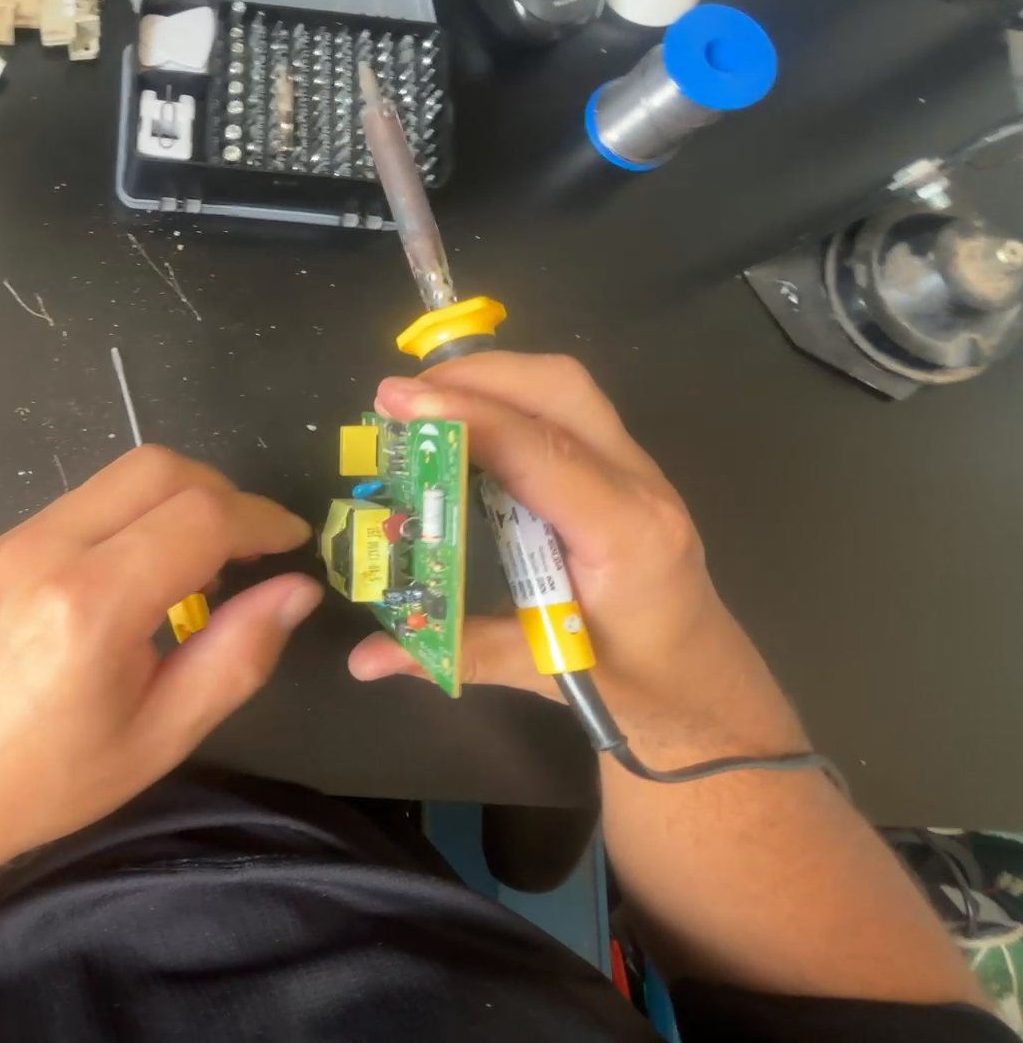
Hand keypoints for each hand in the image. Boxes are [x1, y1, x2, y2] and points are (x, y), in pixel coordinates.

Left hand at [0, 446, 320, 881]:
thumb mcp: (161, 734)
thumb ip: (237, 655)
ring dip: (175, 499)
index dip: (261, 519)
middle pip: (156, 468)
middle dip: (221, 492)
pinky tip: (140, 570)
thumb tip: (295, 592)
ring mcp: (15, 539)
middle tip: (250, 546)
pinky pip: (84, 503)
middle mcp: (49, 549)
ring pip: (117, 477)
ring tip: (201, 562)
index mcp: (92, 602)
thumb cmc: (50, 780)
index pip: (199, 516)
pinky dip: (132, 514)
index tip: (293, 542)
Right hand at [347, 353, 808, 765]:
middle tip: (398, 398)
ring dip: (489, 379)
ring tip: (418, 404)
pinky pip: (562, 412)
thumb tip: (360, 660)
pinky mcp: (620, 476)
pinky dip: (505, 399)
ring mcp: (634, 474)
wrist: (712, 696)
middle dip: (474, 375)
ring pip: (566, 390)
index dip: (465, 417)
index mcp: (624, 535)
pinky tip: (460, 426)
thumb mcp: (542, 672)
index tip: (395, 401)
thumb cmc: (639, 686)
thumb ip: (450, 652)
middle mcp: (636, 487)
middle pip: (560, 390)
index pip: (538, 451)